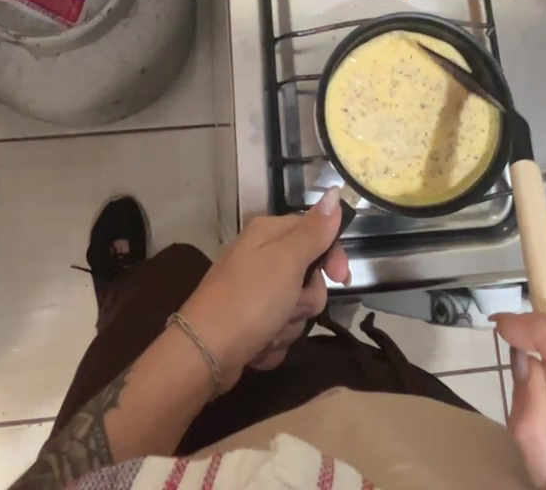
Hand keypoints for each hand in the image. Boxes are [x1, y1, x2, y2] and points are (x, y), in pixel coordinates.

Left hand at [175, 193, 350, 388]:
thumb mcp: (287, 260)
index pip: (315, 232)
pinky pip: (280, 330)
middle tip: (290, 306)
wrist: (206, 353)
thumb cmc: (250, 300)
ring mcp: (255, 292)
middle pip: (308, 275)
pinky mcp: (251, 322)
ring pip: (296, 307)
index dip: (332, 256)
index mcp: (268, 234)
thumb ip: (314, 230)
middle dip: (305, 299)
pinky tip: (258, 345)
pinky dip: (274, 341)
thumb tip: (335, 192)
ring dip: (288, 325)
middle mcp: (260, 257)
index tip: (340, 279)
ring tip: (269, 330)